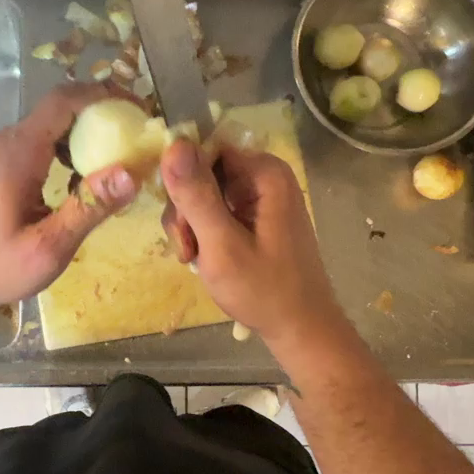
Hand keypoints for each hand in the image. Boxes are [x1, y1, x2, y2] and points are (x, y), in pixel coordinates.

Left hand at [0, 83, 137, 322]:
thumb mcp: (49, 246)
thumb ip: (89, 207)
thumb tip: (132, 172)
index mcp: (20, 152)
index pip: (64, 100)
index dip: (104, 95)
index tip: (140, 110)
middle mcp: (11, 142)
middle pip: (62, 108)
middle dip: (104, 113)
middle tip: (141, 134)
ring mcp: (6, 153)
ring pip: (55, 126)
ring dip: (90, 133)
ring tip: (125, 154)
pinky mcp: (6, 168)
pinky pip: (46, 144)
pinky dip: (73, 150)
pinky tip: (90, 179)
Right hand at [160, 139, 342, 341]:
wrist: (300, 329)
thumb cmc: (264, 290)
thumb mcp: (222, 245)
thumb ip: (196, 196)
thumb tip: (173, 145)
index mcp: (266, 173)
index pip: (206, 150)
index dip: (183, 180)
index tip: (179, 221)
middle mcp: (266, 177)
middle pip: (204, 173)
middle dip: (186, 210)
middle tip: (186, 249)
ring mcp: (262, 198)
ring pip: (205, 195)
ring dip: (191, 226)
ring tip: (194, 259)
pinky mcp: (257, 218)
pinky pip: (218, 211)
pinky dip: (205, 234)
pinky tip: (204, 259)